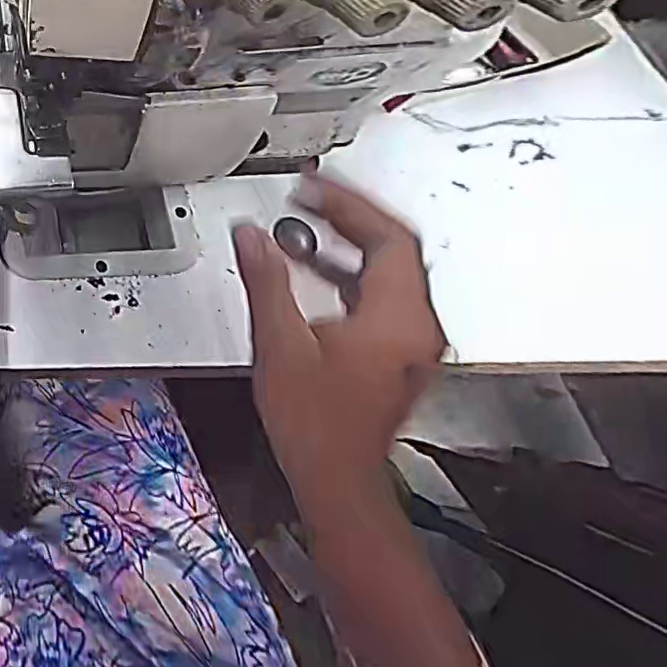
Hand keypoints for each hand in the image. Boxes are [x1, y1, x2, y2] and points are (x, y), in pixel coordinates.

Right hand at [232, 172, 445, 505]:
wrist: (336, 478)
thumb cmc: (316, 426)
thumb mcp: (281, 345)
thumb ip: (266, 282)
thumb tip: (251, 236)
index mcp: (396, 320)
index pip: (388, 238)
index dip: (350, 203)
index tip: (313, 187)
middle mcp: (414, 326)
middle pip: (395, 245)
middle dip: (350, 213)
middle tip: (309, 194)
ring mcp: (409, 339)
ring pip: (389, 267)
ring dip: (348, 238)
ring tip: (307, 219)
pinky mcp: (395, 348)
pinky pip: (379, 291)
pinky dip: (347, 267)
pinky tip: (312, 264)